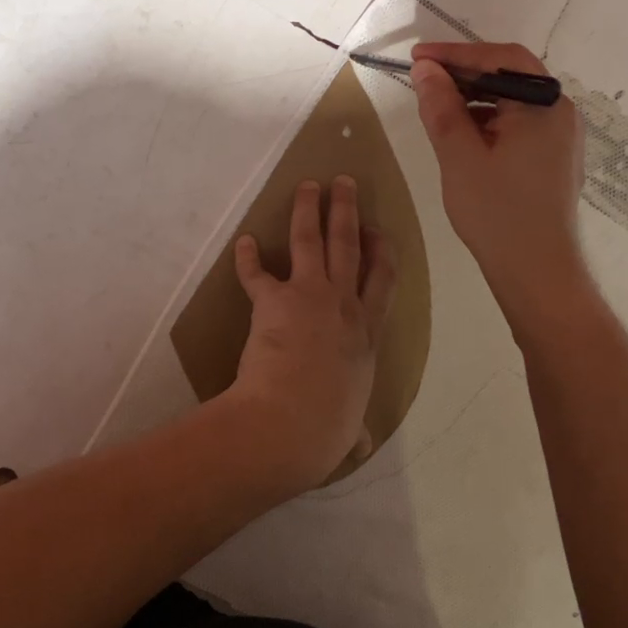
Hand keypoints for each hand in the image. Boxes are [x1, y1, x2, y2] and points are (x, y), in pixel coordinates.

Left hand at [223, 177, 396, 491]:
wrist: (292, 423)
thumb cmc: (326, 431)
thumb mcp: (350, 430)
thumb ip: (356, 430)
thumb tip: (363, 443)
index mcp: (366, 336)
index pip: (383, 283)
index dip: (382, 253)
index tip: (379, 232)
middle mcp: (345, 308)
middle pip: (350, 248)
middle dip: (348, 212)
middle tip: (345, 184)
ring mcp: (312, 299)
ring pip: (313, 242)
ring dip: (309, 210)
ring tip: (308, 185)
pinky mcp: (275, 301)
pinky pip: (257, 273)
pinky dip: (248, 258)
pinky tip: (244, 241)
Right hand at [410, 42, 589, 292]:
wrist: (537, 270)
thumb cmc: (497, 212)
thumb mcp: (459, 156)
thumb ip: (441, 107)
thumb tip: (425, 69)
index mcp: (545, 105)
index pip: (500, 57)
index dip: (456, 53)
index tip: (417, 57)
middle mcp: (560, 113)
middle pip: (509, 76)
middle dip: (464, 74)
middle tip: (422, 80)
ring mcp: (560, 138)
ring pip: (512, 102)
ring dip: (473, 99)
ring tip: (436, 109)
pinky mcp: (552, 159)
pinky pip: (518, 125)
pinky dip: (487, 122)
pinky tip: (461, 137)